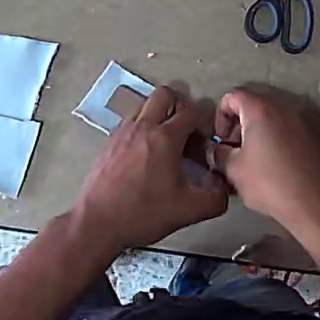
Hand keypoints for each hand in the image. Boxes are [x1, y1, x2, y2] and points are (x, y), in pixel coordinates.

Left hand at [70, 85, 228, 251]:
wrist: (96, 224)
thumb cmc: (144, 213)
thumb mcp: (190, 210)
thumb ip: (217, 197)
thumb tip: (224, 186)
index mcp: (166, 138)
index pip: (194, 111)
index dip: (207, 120)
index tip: (209, 138)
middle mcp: (143, 127)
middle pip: (165, 94)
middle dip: (182, 105)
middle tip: (188, 128)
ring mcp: (123, 133)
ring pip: (145, 105)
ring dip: (160, 114)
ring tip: (168, 140)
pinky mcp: (109, 143)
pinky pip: (131, 122)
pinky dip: (144, 127)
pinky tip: (148, 154)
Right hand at [212, 84, 319, 243]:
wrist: (317, 204)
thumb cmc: (271, 184)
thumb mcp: (235, 170)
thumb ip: (219, 153)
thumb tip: (215, 149)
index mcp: (262, 109)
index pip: (232, 96)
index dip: (220, 117)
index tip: (222, 142)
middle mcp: (287, 105)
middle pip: (257, 104)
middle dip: (242, 125)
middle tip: (238, 151)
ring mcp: (309, 117)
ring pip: (278, 117)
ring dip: (264, 132)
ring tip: (260, 159)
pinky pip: (296, 128)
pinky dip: (284, 138)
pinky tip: (283, 163)